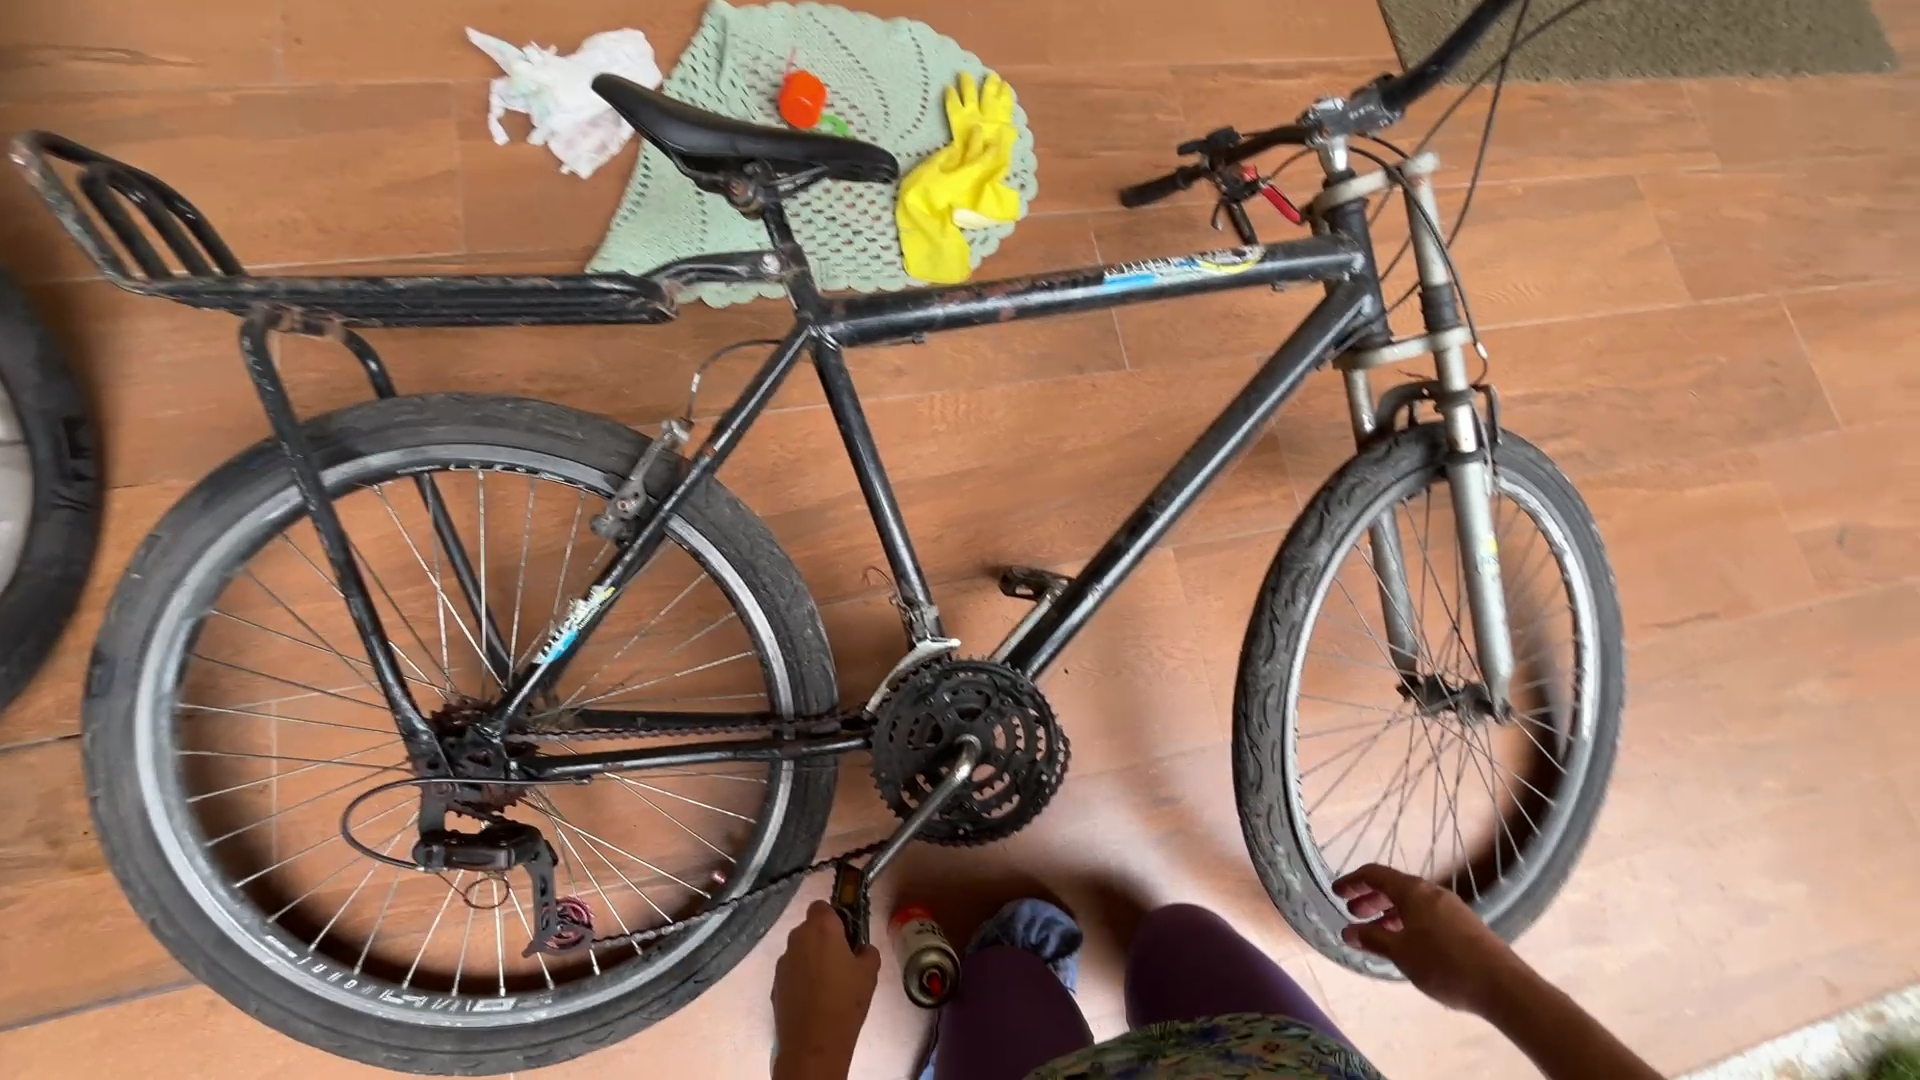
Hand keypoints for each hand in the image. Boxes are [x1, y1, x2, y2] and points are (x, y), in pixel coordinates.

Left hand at [771, 901, 881, 1079]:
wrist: (813, 1045)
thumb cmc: (845, 1002)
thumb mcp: (870, 972)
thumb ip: (867, 951)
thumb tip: (860, 949)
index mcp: (822, 928)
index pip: (822, 905)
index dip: (834, 916)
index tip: (845, 934)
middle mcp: (797, 938)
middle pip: (810, 928)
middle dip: (823, 938)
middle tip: (840, 960)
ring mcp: (783, 962)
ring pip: (799, 950)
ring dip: (810, 959)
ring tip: (826, 985)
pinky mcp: (774, 984)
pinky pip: (791, 972)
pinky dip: (800, 979)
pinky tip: (813, 1000)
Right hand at [1333, 863, 1533, 1015]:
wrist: (1505, 987)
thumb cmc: (1444, 964)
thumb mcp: (1401, 953)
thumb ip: (1372, 939)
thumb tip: (1348, 931)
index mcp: (1413, 891)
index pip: (1375, 874)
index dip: (1352, 881)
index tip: (1336, 892)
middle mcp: (1431, 892)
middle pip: (1394, 886)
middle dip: (1370, 897)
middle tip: (1353, 912)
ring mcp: (1451, 908)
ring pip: (1412, 902)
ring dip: (1389, 911)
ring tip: (1377, 931)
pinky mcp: (1465, 926)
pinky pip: (1427, 914)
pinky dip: (1408, 921)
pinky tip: (1407, 942)